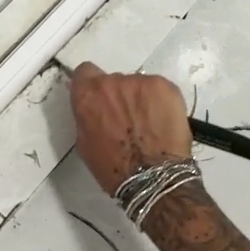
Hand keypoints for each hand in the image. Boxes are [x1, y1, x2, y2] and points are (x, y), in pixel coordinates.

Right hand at [68, 62, 191, 194]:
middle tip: (126, 120)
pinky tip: (162, 122)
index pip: (85, 72)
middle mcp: (112, 81)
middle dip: (117, 96)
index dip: (90, 84)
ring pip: (137, 85)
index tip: (98, 100)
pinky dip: (159, 102)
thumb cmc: (113, 167)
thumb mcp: (84, 141)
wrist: (154, 179)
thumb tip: (89, 104)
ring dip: (139, 99)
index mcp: (88, 94)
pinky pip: (158, 89)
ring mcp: (140, 82)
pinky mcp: (165, 86)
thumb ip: (85, 115)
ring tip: (148, 124)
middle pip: (113, 80)